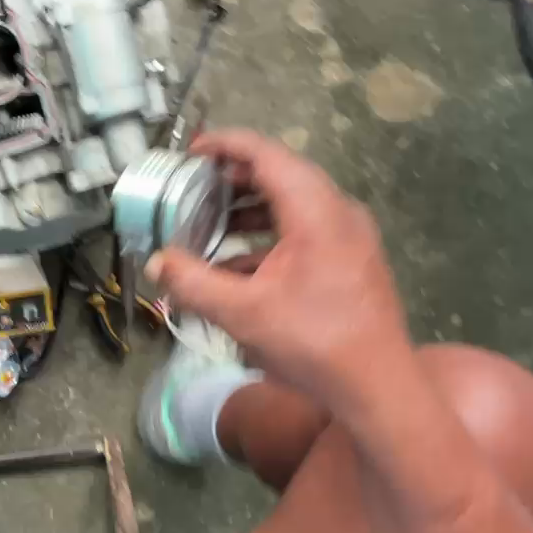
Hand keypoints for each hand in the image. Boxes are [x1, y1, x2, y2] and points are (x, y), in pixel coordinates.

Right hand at [147, 130, 414, 402]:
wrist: (377, 387)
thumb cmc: (312, 341)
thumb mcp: (241, 312)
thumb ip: (192, 282)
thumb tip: (154, 264)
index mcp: (315, 211)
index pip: (267, 154)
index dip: (225, 145)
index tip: (190, 151)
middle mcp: (337, 211)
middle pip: (281, 173)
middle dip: (233, 177)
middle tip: (193, 186)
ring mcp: (349, 235)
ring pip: (293, 202)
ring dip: (249, 208)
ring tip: (209, 222)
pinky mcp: (351, 259)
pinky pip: (304, 229)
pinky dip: (268, 235)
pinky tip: (237, 264)